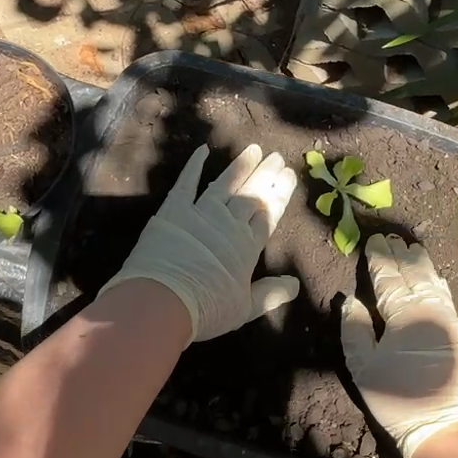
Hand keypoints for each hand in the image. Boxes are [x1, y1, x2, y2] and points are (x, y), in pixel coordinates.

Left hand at [100, 143, 299, 342]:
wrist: (163, 300)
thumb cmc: (206, 308)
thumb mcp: (244, 309)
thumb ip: (271, 294)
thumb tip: (295, 285)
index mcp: (248, 247)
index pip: (269, 213)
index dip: (280, 194)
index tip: (290, 175)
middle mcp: (229, 223)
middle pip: (252, 195)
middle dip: (266, 175)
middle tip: (278, 157)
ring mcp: (201, 213)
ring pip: (226, 184)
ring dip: (241, 166)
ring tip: (254, 149)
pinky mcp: (174, 210)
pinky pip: (186, 183)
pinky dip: (194, 166)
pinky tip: (203, 151)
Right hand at [340, 234, 457, 457]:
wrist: (443, 425)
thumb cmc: (397, 398)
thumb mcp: (364, 366)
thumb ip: (355, 329)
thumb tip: (350, 300)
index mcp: (403, 313)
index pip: (388, 277)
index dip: (379, 258)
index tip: (373, 241)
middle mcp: (428, 308)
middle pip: (412, 273)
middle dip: (399, 255)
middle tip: (389, 238)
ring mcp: (446, 318)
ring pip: (431, 280)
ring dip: (419, 263)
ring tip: (409, 248)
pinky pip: (444, 294)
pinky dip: (435, 280)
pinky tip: (432, 276)